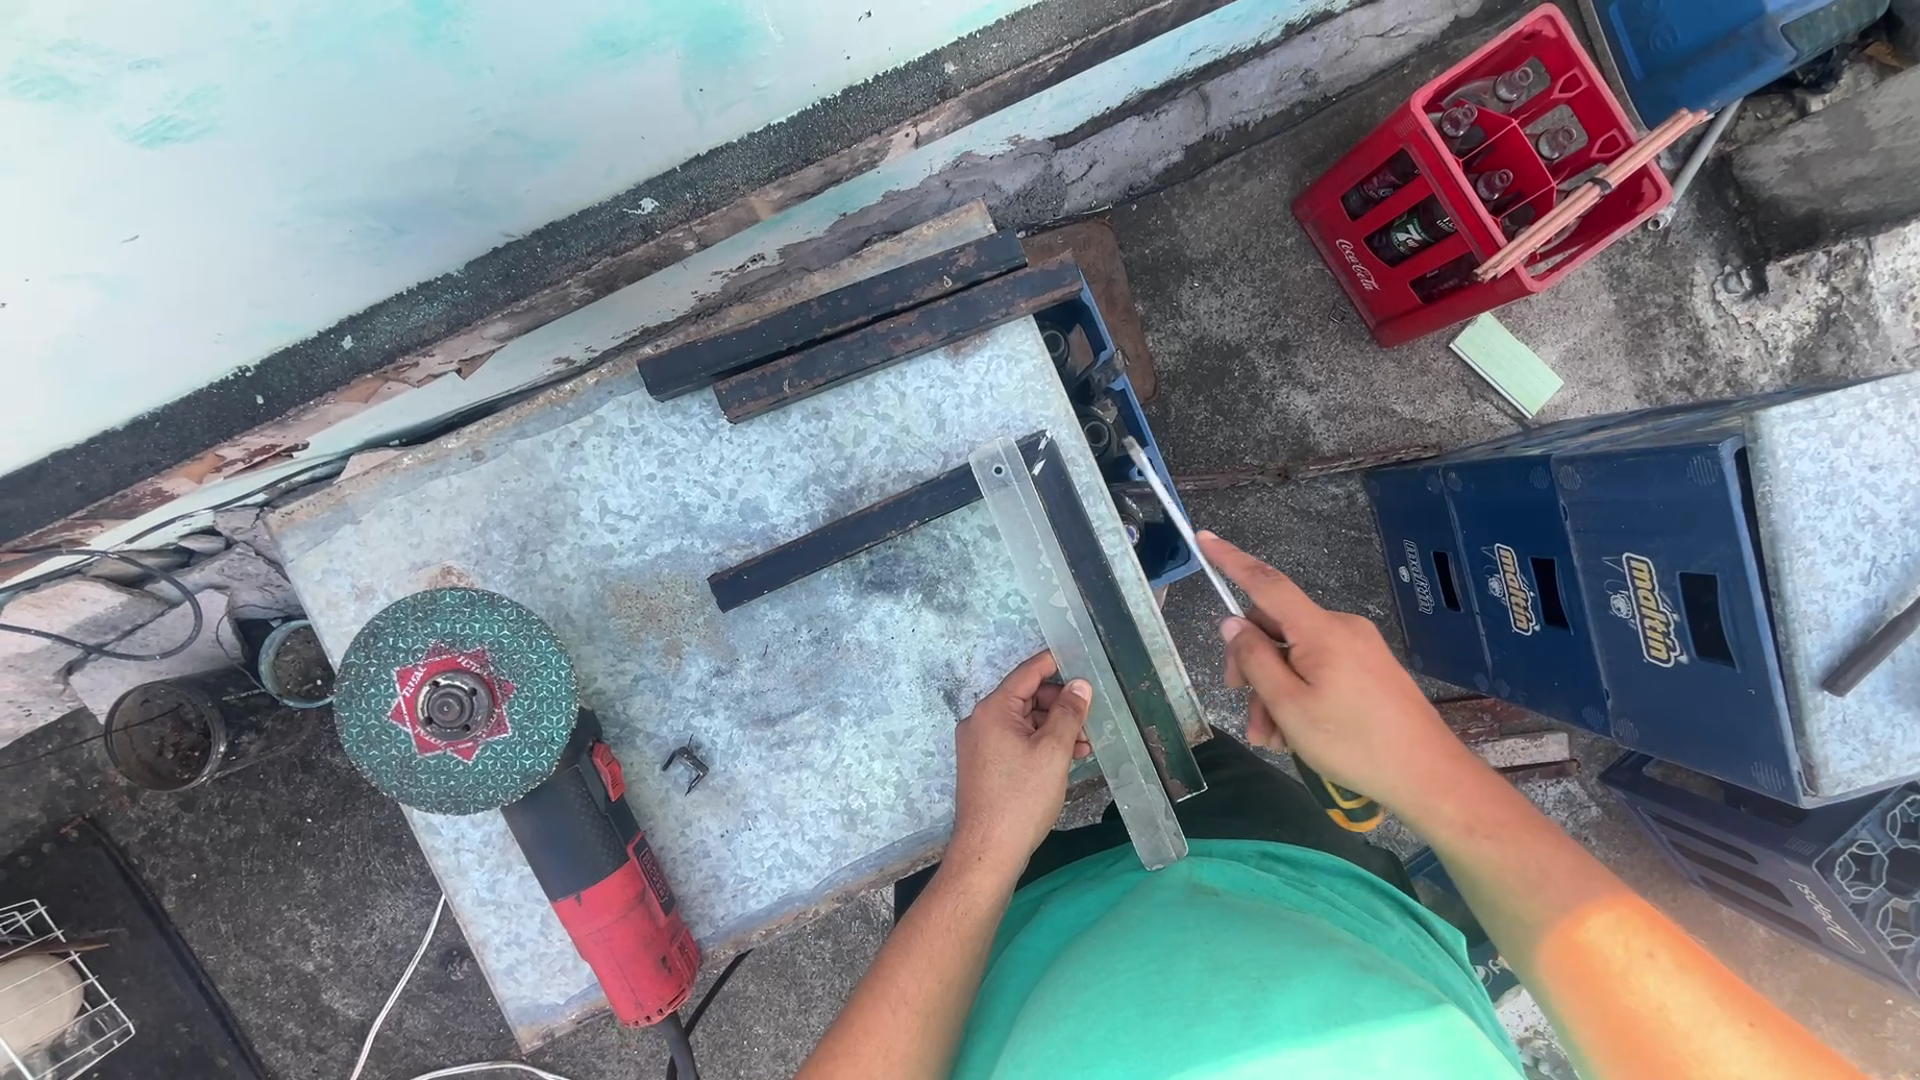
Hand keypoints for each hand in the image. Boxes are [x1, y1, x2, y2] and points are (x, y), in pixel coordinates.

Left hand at [949, 652, 1092, 874]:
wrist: (988, 851)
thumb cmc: (1022, 798)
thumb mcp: (1054, 751)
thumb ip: (1068, 712)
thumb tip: (1079, 684)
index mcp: (992, 709)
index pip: (1027, 672)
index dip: (1054, 663)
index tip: (1080, 658)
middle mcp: (980, 721)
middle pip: (1026, 698)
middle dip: (1059, 705)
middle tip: (1089, 719)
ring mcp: (979, 744)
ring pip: (1023, 723)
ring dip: (1054, 728)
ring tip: (1085, 745)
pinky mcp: (984, 765)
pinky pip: (1016, 742)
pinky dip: (1040, 745)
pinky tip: (1067, 759)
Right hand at [1198, 532, 1470, 815]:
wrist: (1431, 778)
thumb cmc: (1353, 742)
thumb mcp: (1289, 705)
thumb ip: (1255, 659)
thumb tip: (1231, 623)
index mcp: (1320, 630)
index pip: (1266, 583)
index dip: (1231, 560)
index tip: (1204, 538)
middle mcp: (1340, 628)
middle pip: (1275, 629)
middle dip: (1252, 667)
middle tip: (1245, 709)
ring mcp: (1358, 647)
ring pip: (1294, 656)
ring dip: (1274, 692)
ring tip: (1273, 738)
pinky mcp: (1368, 668)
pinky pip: (1318, 668)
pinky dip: (1298, 694)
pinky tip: (1295, 733)